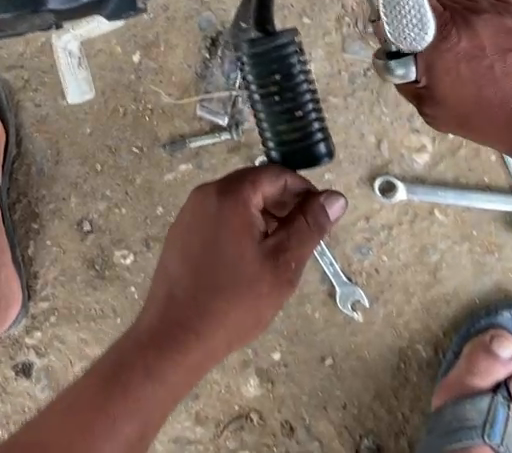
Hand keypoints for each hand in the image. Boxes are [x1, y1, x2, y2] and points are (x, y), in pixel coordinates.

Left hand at [132, 166, 345, 366]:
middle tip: (305, 239)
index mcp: (230, 194)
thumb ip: (309, 226)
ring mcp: (190, 212)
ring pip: (237, 202)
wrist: (175, 336)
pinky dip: (242, 228)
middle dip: (284, 205)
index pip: (276, 174)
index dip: (304, 192)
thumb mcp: (282, 264)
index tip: (322, 218)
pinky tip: (250, 261)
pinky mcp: (182, 232)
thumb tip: (336, 197)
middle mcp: (206, 193)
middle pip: (255, 185)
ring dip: (264, 218)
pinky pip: (220, 217)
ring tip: (281, 253)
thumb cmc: (234, 301)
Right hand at [375, 0, 511, 155]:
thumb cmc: (488, 119)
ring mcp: (494, 9)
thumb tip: (393, 55)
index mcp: (439, 36)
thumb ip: (404, 78)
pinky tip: (481, 26)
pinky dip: (477, 4)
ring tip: (460, 41)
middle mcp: (465, 14)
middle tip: (428, 43)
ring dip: (449, 12)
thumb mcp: (431, 108)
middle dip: (421, 16)